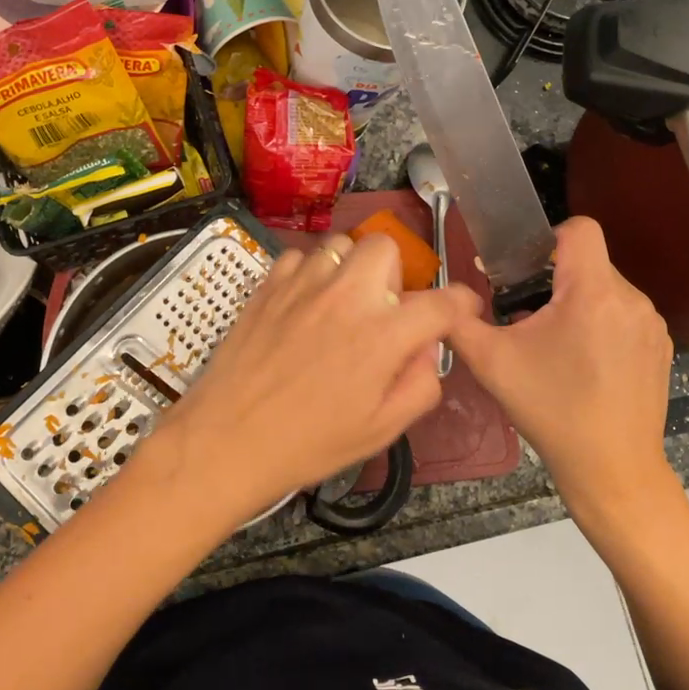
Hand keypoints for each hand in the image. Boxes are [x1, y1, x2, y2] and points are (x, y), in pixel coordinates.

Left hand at [142, 233, 482, 525]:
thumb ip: (420, 384)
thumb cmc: (310, 443)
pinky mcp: (268, 284)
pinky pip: (300, 259)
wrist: (228, 439)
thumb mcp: (382, 430)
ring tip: (338, 306)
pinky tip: (302, 308)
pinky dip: (309, 276)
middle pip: (386, 247)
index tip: (459, 311)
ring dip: (349, 270)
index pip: (442, 302)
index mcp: (385, 333)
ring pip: (340, 247)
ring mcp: (304, 283)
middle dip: (393, 273)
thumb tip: (425, 349)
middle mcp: (348, 295)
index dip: (460, 304)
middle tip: (381, 309)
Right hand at [448, 217, 675, 507]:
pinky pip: (625, 317)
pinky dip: (601, 327)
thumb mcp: (491, 363)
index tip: (525, 271)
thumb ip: (459, 322)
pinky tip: (584, 366)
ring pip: (606, 290)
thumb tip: (448, 300)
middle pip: (588, 263)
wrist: (612, 469)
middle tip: (527, 320)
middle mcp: (631, 299)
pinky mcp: (662, 348)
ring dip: (577, 305)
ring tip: (554, 347)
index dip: (547, 239)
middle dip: (554, 281)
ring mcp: (652, 325)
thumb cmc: (550, 410)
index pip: (580, 229)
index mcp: (592, 293)